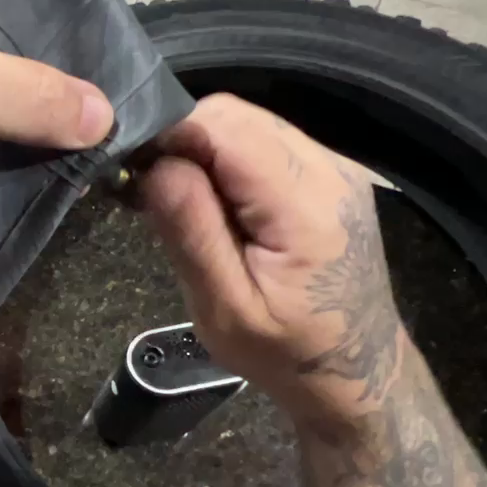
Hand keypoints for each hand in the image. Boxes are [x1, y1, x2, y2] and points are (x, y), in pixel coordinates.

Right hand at [139, 94, 405, 426]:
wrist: (353, 370)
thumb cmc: (283, 352)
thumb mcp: (225, 308)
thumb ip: (192, 233)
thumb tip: (154, 166)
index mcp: (305, 207)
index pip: (225, 128)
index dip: (168, 137)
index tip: (132, 175)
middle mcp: (329, 170)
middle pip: (235, 116)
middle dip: (180, 143)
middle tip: (148, 194)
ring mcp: (335, 168)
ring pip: (248, 123)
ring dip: (201, 152)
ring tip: (178, 203)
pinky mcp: (328, 175)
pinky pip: (263, 143)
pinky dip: (224, 161)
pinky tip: (213, 205)